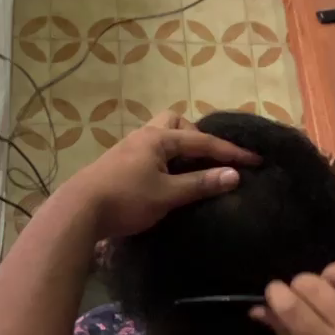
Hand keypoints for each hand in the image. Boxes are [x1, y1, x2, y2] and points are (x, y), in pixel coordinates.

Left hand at [55, 112, 258, 238]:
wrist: (78, 211)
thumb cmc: (126, 200)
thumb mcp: (168, 194)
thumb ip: (200, 184)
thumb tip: (234, 175)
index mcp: (158, 138)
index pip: (202, 140)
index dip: (231, 152)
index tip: (255, 160)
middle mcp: (143, 136)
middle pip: (175, 123)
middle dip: (195, 136)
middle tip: (208, 158)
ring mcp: (128, 149)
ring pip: (159, 138)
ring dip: (178, 150)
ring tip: (190, 171)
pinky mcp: (118, 165)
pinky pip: (150, 153)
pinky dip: (165, 161)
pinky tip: (167, 180)